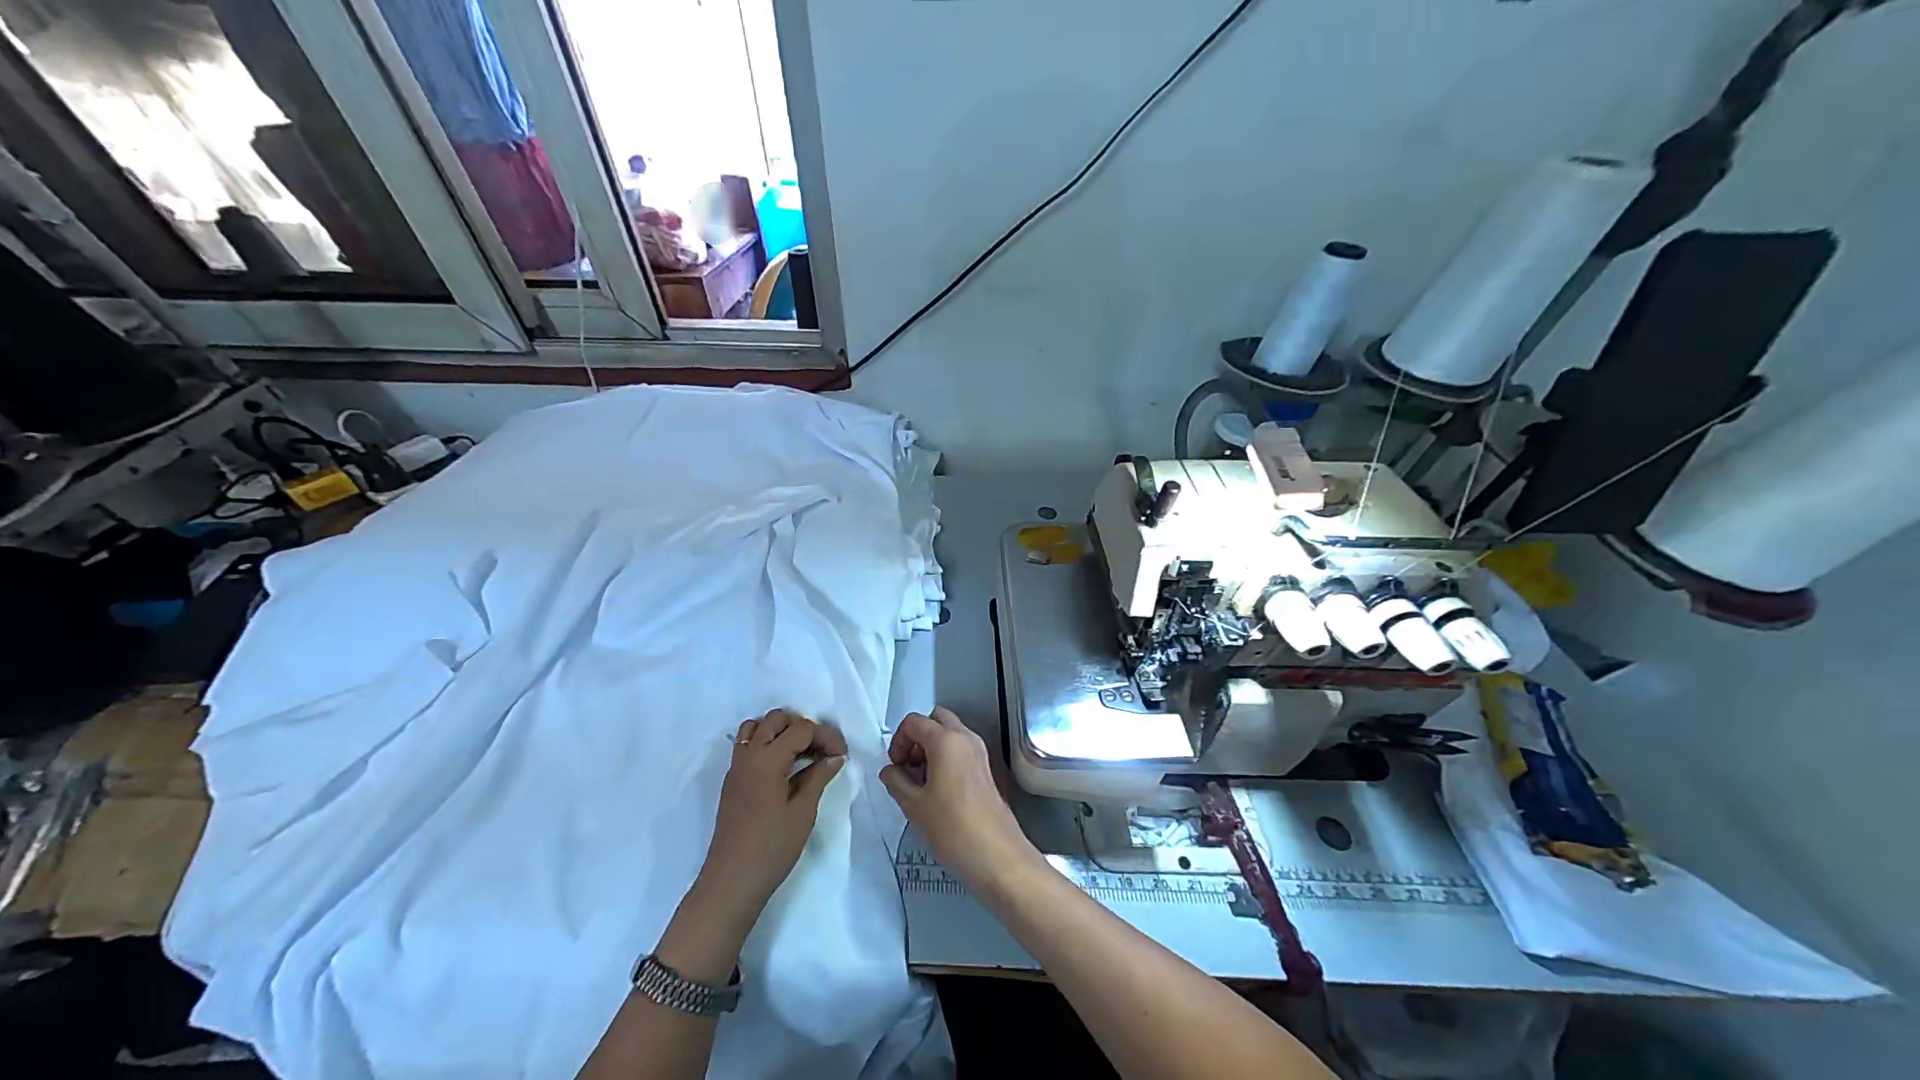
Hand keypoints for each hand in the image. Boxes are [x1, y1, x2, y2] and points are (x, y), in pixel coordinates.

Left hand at [696, 709, 847, 920]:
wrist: (732, 881)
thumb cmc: (772, 847)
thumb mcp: (803, 812)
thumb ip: (818, 777)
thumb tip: (834, 757)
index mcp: (767, 760)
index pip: (800, 729)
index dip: (825, 736)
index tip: (842, 755)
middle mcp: (748, 756)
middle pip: (776, 719)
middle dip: (803, 728)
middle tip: (823, 751)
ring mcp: (736, 767)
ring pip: (757, 728)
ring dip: (781, 732)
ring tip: (802, 754)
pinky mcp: (732, 781)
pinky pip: (748, 746)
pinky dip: (767, 744)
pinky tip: (784, 768)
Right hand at [878, 708, 1042, 893]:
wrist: (997, 856)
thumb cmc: (953, 828)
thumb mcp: (914, 805)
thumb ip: (896, 781)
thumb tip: (890, 772)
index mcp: (946, 740)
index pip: (914, 722)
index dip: (898, 741)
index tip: (895, 767)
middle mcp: (966, 738)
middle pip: (935, 720)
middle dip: (917, 738)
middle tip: (908, 767)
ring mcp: (980, 752)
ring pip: (950, 734)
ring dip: (932, 748)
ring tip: (920, 783)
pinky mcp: (987, 769)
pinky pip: (961, 750)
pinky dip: (946, 759)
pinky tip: (938, 791)